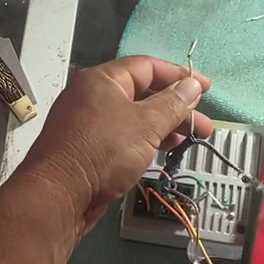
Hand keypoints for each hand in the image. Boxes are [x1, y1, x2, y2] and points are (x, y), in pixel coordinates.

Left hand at [14, 56, 211, 229]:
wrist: (58, 196)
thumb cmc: (101, 152)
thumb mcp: (144, 125)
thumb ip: (171, 104)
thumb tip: (192, 85)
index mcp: (102, 80)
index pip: (146, 67)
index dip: (178, 75)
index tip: (206, 88)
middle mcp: (93, 97)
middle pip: (142, 93)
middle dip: (176, 107)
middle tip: (204, 125)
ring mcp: (89, 123)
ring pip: (134, 117)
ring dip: (164, 126)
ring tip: (191, 139)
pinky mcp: (90, 148)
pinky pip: (124, 136)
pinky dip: (146, 140)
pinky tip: (164, 150)